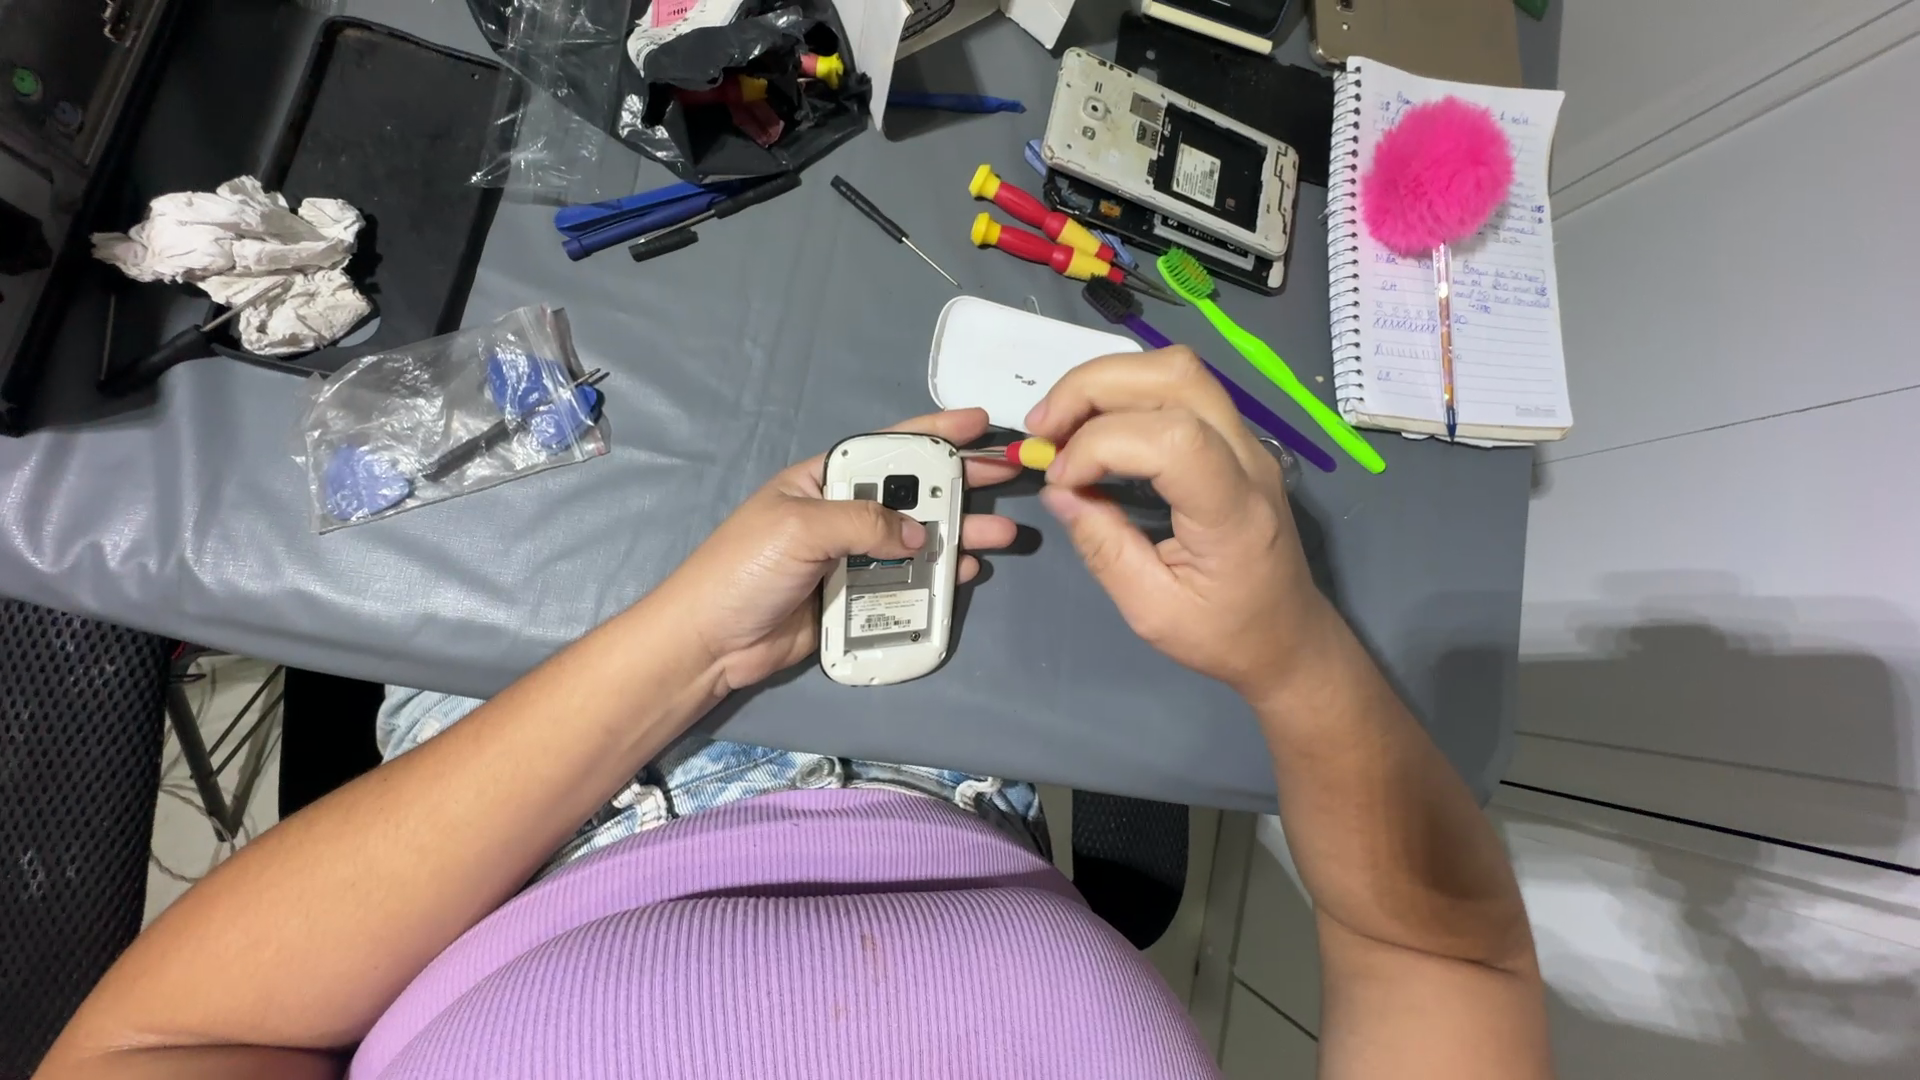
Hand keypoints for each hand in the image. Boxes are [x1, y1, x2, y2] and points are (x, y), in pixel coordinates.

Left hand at [655, 407, 1022, 692]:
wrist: (712, 642)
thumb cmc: (746, 569)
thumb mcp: (802, 528)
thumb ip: (866, 523)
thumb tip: (922, 536)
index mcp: (825, 481)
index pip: (887, 448)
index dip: (934, 433)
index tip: (978, 423)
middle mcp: (845, 514)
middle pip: (914, 492)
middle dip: (960, 483)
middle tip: (1007, 476)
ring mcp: (854, 556)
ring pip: (919, 539)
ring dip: (961, 535)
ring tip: (1004, 535)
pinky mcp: (859, 596)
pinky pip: (910, 579)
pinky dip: (941, 575)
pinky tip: (968, 571)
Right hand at [1026, 348, 1332, 703]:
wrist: (1289, 637)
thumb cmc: (1225, 634)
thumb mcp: (1151, 610)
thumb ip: (1104, 547)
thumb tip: (1058, 490)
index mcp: (1234, 512)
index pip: (1172, 438)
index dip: (1101, 444)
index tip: (1061, 481)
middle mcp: (1249, 458)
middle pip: (1175, 375)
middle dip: (1091, 388)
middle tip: (1041, 428)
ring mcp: (1247, 441)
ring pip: (1176, 369)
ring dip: (1105, 382)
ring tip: (1059, 422)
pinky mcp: (1234, 439)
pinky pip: (1178, 388)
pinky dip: (1123, 392)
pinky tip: (1091, 425)